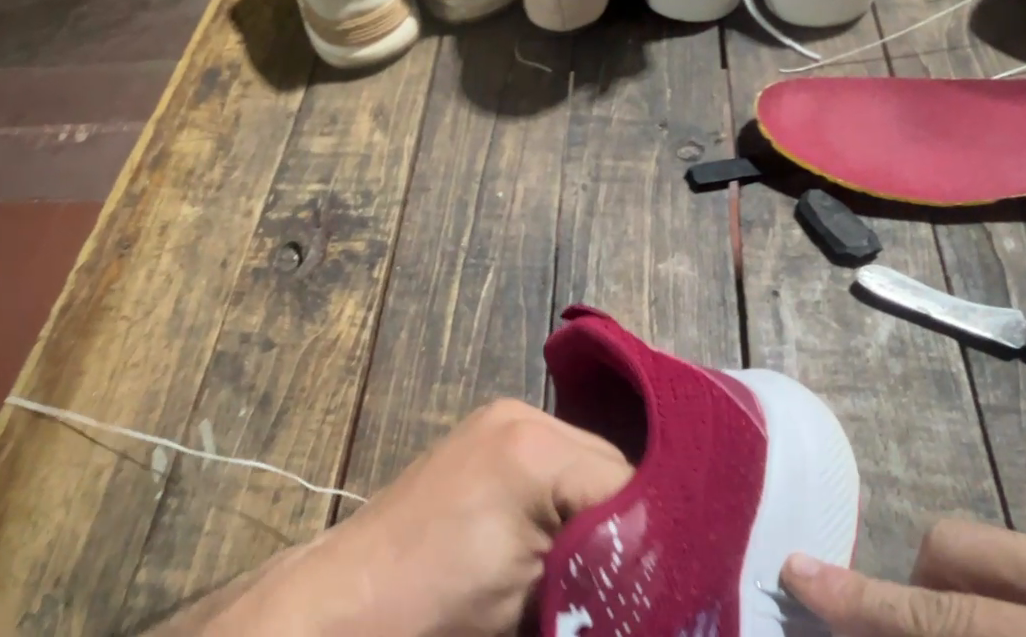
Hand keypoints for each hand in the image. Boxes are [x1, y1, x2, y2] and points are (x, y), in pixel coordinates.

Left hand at [173, 399, 631, 635]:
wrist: (349, 601)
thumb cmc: (436, 608)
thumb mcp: (539, 601)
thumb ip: (607, 567)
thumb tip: (665, 568)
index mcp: (538, 445)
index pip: (639, 488)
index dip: (664, 543)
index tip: (677, 588)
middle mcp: (525, 415)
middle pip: (618, 472)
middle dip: (635, 526)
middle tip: (645, 581)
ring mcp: (503, 422)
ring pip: (591, 469)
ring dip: (606, 516)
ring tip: (609, 566)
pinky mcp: (489, 439)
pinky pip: (557, 467)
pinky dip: (573, 504)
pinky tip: (574, 544)